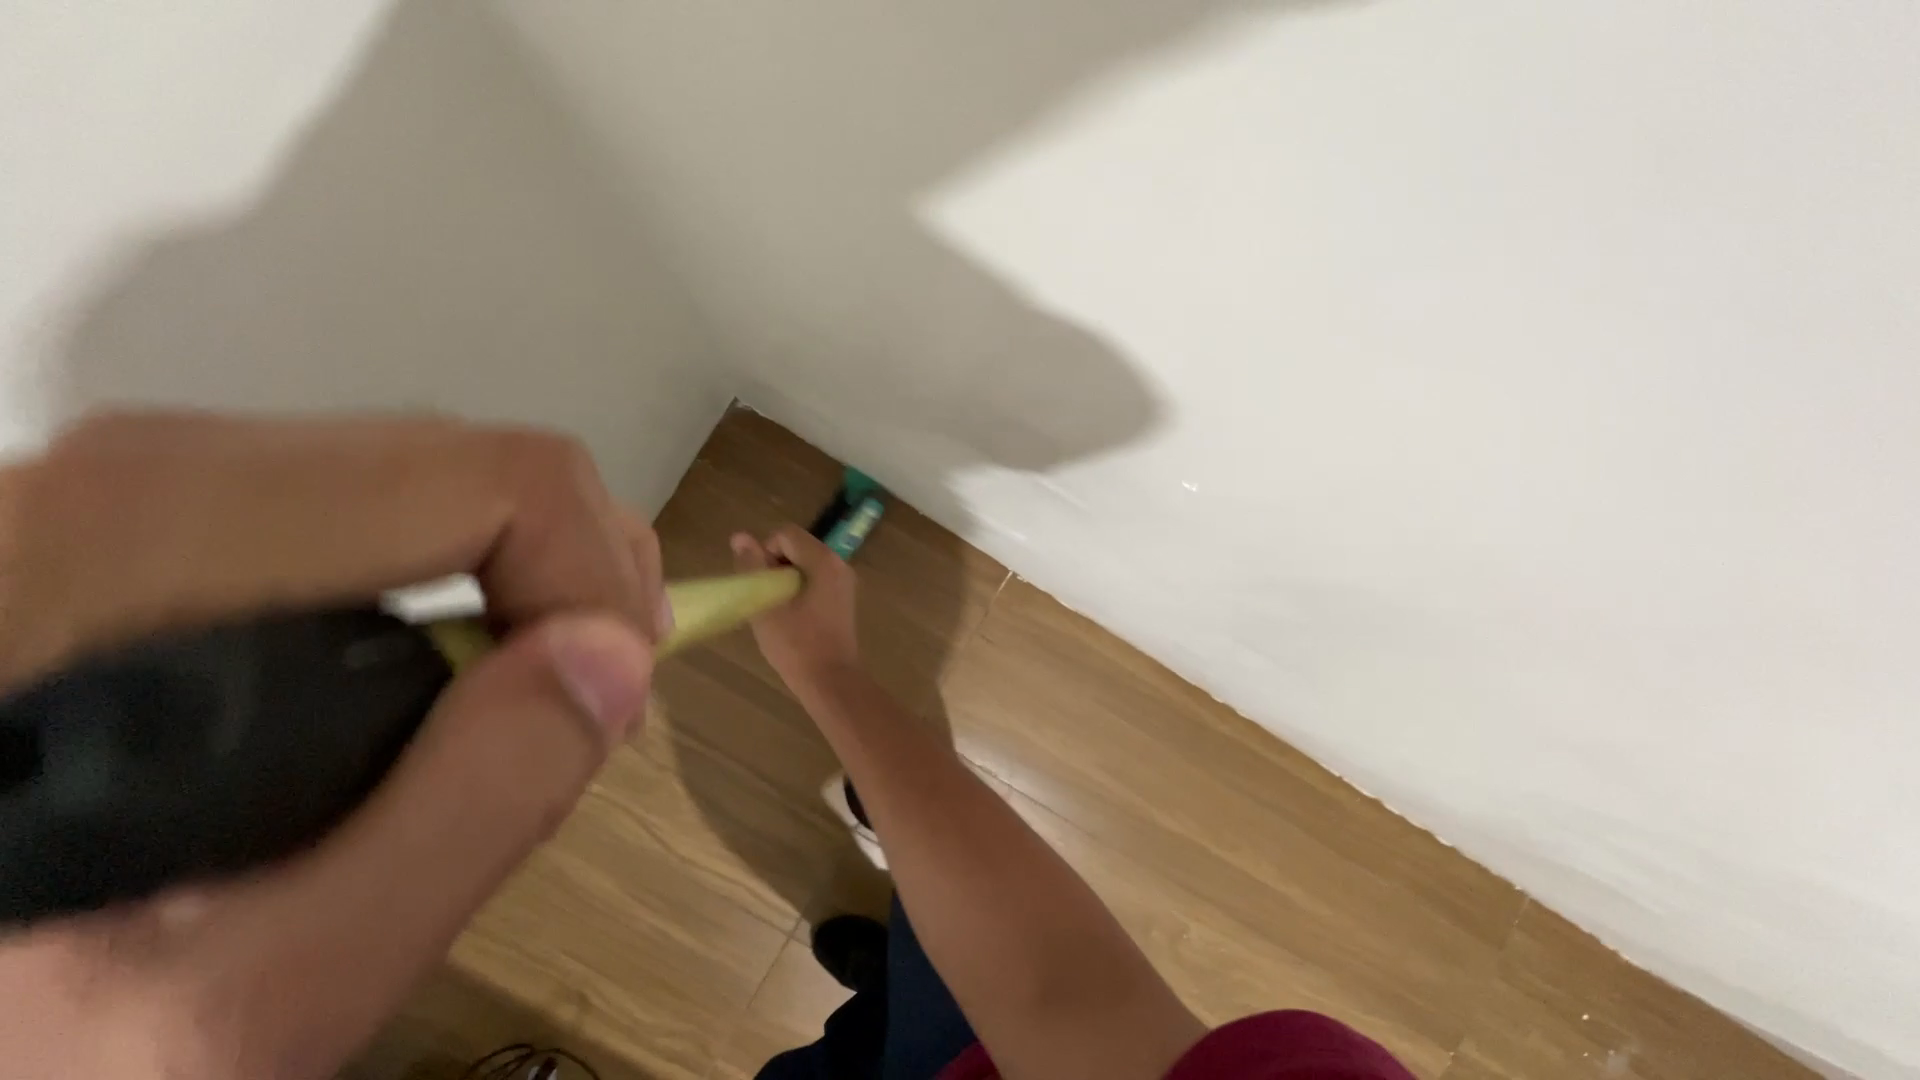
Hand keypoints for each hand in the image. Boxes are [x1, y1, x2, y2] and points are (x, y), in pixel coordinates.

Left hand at [0, 411, 665, 1079]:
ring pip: (448, 472)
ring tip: (541, 696)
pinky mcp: (174, 511)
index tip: (612, 699)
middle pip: (477, 459)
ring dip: (539, 575)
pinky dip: (477, 571)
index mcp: (136, 550)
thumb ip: (464, 813)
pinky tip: (462, 667)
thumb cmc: (14, 1039)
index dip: (596, 577)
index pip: (492, 479)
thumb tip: (618, 660)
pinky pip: (396, 499)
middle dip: (583, 574)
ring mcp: (150, 480)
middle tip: (601, 701)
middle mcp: (139, 471)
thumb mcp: (251, 994)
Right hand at [730, 525, 860, 690]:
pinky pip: (817, 580)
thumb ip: (752, 567)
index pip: (786, 535)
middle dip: (775, 565)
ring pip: (806, 564)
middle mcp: (839, 564)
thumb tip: (740, 536)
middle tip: (764, 596)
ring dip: (785, 578)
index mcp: (823, 560)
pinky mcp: (844, 599)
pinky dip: (800, 588)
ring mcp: (844, 582)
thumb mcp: (765, 604)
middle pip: (797, 547)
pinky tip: (791, 616)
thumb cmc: (796, 644)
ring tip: (775, 608)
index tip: (759, 582)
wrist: (830, 680)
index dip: (765, 552)